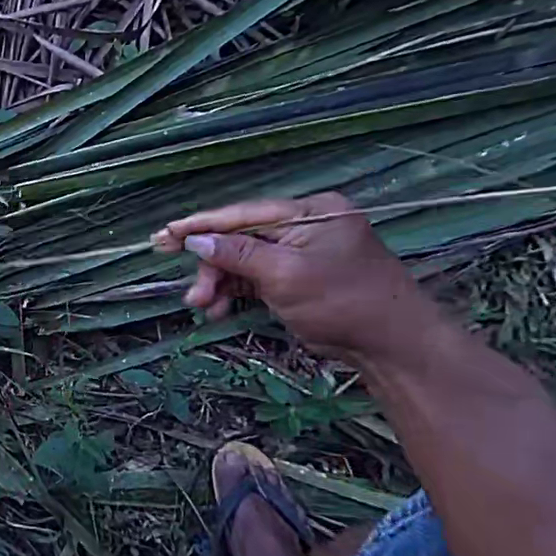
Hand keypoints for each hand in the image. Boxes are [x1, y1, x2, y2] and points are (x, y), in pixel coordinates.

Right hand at [152, 193, 444, 365]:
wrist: (390, 343)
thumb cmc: (343, 302)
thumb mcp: (285, 275)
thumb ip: (238, 254)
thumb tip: (196, 239)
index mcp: (308, 212)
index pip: (243, 214)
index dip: (200, 225)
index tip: (164, 235)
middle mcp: (303, 226)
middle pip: (240, 239)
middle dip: (212, 266)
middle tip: (193, 295)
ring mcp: (299, 253)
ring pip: (243, 262)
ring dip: (220, 283)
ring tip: (204, 307)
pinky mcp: (296, 278)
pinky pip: (254, 278)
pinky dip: (235, 293)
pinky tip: (220, 310)